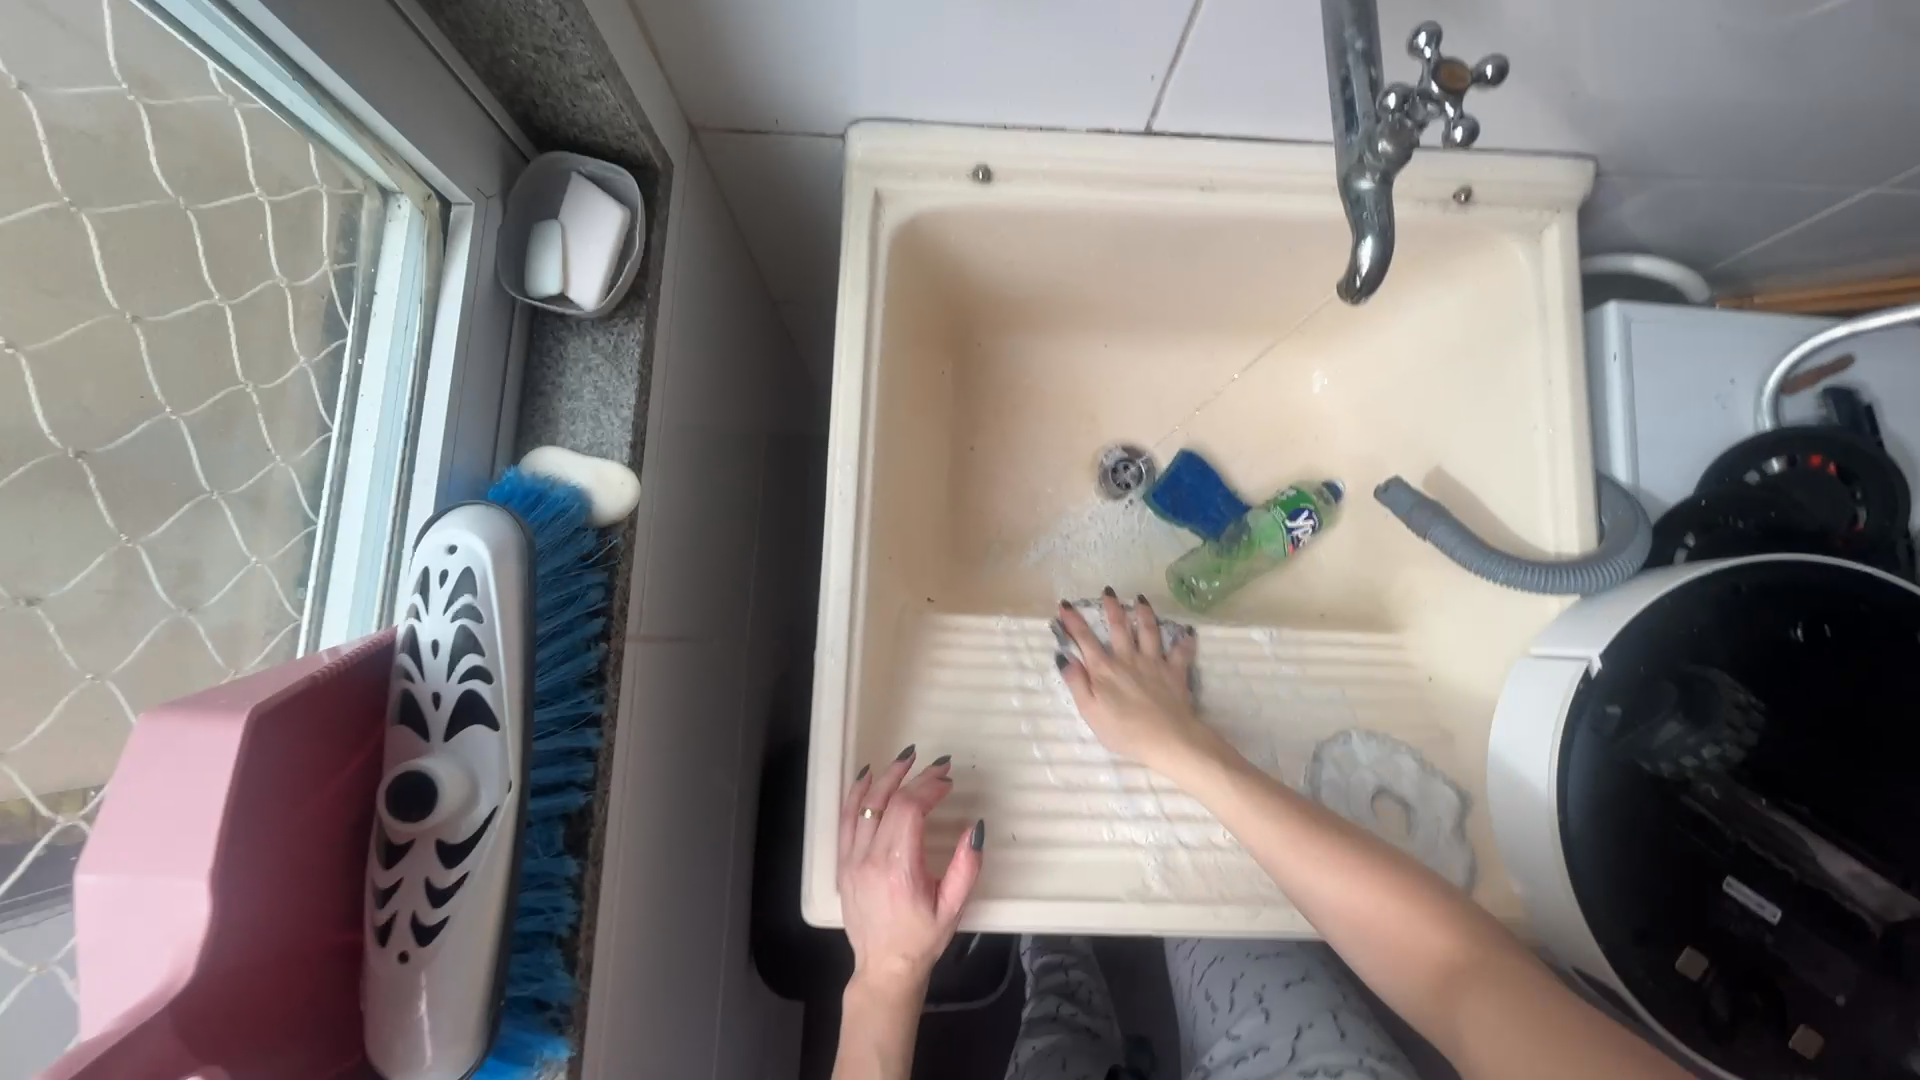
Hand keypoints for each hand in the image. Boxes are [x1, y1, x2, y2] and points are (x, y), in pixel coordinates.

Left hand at [838, 748, 983, 994]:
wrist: (885, 968)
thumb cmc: (923, 938)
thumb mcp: (954, 907)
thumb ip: (966, 866)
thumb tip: (975, 827)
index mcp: (899, 868)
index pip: (910, 809)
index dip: (929, 788)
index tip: (948, 781)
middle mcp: (870, 858)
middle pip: (890, 801)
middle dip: (914, 776)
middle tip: (936, 763)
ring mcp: (852, 859)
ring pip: (865, 804)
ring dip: (886, 776)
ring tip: (906, 758)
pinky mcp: (843, 863)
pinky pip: (846, 819)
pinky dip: (857, 793)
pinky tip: (869, 776)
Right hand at [1055, 590, 1222, 774]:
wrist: (1167, 739)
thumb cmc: (1123, 731)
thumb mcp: (1090, 711)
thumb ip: (1077, 682)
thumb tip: (1064, 657)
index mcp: (1104, 670)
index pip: (1085, 640)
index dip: (1073, 622)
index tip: (1065, 606)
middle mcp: (1127, 659)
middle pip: (1119, 627)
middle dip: (1112, 607)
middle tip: (1108, 591)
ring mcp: (1153, 663)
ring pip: (1148, 631)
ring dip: (1144, 613)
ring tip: (1141, 599)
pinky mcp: (1175, 671)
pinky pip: (1181, 652)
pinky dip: (1184, 641)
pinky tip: (1188, 632)